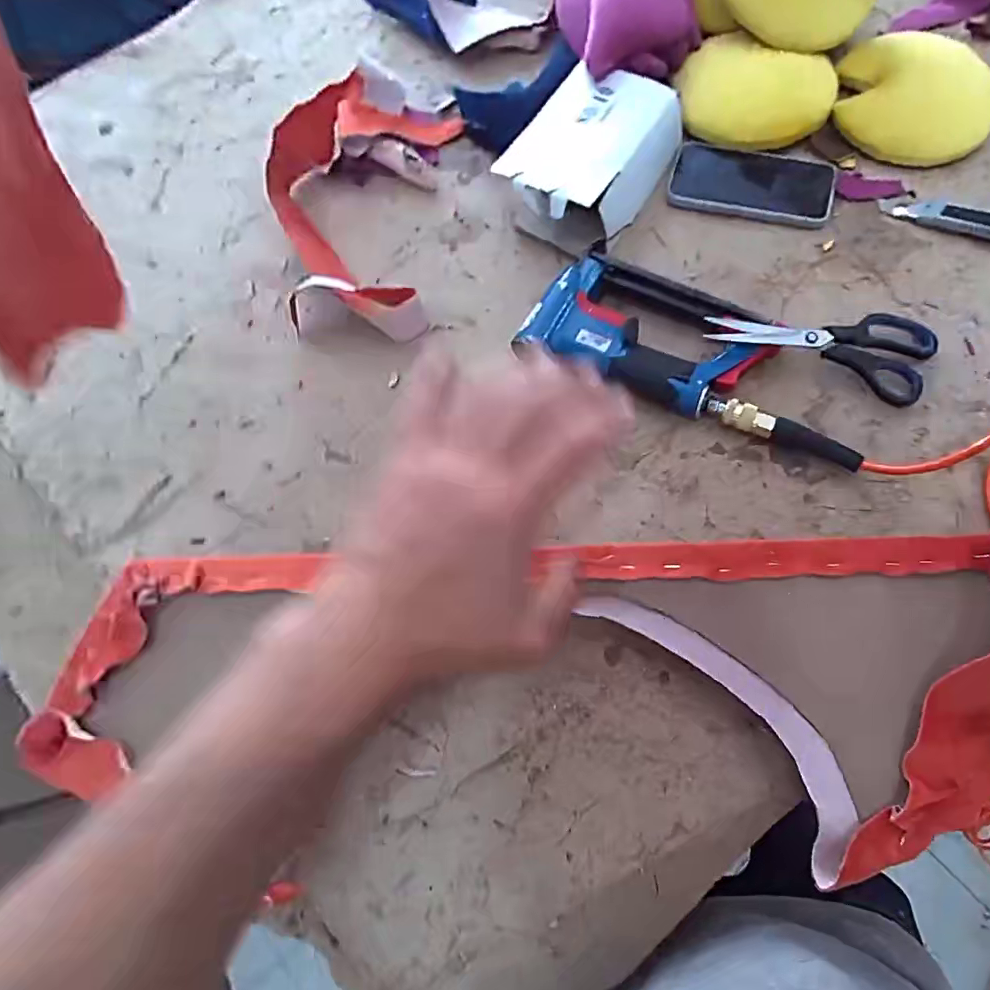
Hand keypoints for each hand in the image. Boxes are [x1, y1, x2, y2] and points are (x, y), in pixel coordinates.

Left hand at [274, 350, 632, 699]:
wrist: (365, 635)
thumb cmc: (451, 635)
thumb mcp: (531, 637)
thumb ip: (566, 595)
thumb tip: (577, 560)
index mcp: (515, 510)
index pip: (572, 448)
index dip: (603, 422)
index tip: (623, 410)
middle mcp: (478, 475)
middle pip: (532, 409)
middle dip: (570, 386)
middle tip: (592, 375)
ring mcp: (434, 463)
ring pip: (484, 399)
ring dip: (518, 374)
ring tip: (544, 359)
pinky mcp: (399, 464)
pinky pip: (418, 410)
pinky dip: (433, 378)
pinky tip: (447, 353)